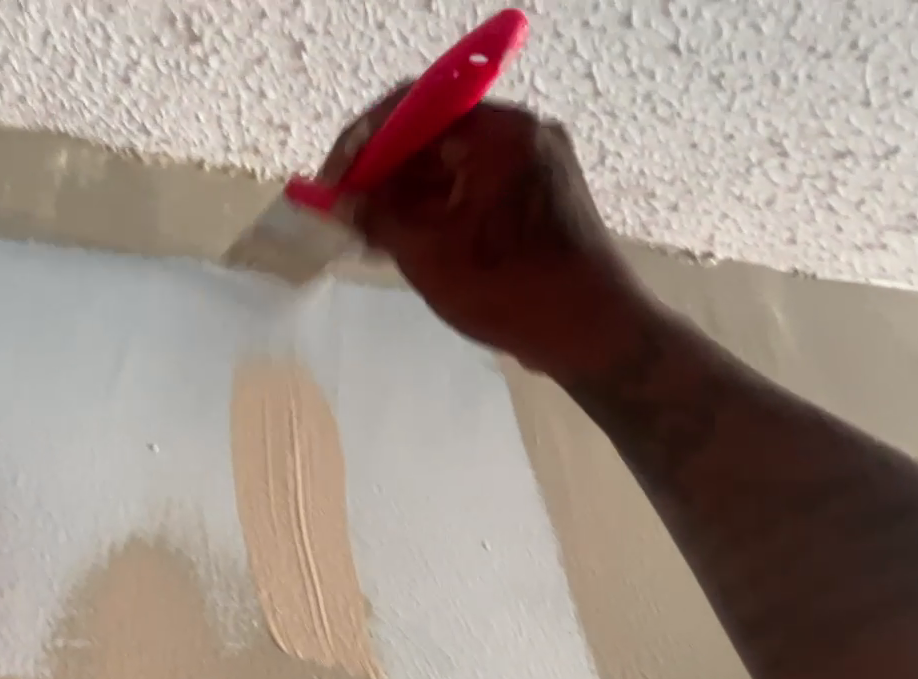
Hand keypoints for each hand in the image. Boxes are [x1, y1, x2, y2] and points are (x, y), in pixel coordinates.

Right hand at [322, 86, 655, 376]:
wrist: (587, 330)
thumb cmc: (507, 288)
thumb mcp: (428, 254)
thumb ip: (378, 219)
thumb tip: (339, 202)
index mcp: (499, 133)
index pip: (415, 109)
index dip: (363, 144)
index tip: (330, 183)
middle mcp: (518, 136)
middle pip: (430, 136)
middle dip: (379, 174)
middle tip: (341, 213)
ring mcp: (527, 166)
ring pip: (446, 167)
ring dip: (400, 196)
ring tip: (362, 234)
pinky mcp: (529, 197)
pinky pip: (466, 189)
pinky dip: (429, 210)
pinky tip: (396, 241)